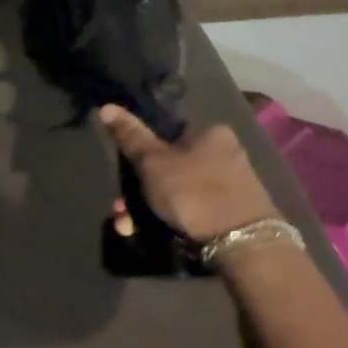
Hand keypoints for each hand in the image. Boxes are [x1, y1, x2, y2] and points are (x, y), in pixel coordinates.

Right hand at [97, 105, 279, 243]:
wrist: (241, 240)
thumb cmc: (193, 190)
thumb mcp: (152, 160)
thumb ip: (130, 135)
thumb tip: (106, 107)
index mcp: (211, 134)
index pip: (167, 131)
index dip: (138, 149)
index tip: (121, 168)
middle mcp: (223, 154)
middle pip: (166, 165)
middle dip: (135, 187)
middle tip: (118, 205)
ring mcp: (228, 183)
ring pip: (172, 189)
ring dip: (142, 206)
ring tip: (125, 224)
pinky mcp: (228, 209)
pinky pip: (187, 207)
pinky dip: (164, 216)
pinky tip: (142, 230)